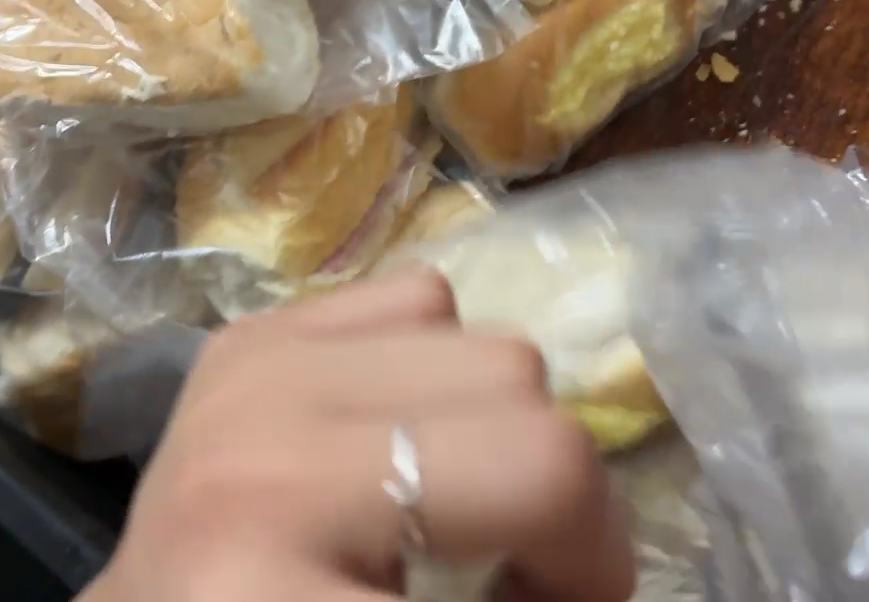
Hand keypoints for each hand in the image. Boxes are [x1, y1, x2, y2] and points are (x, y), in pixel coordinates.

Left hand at [83, 270, 635, 601]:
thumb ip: (527, 595)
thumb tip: (611, 565)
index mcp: (278, 584)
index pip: (539, 490)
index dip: (596, 567)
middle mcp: (265, 448)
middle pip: (528, 406)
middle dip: (563, 505)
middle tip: (525, 562)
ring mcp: (256, 368)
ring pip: (487, 341)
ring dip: (501, 427)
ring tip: (457, 491)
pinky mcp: (257, 329)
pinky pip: (422, 297)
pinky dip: (441, 362)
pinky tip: (400, 427)